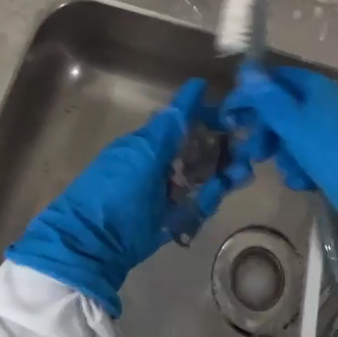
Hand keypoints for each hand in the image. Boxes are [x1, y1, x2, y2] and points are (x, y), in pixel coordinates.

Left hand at [6, 78, 248, 317]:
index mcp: (148, 142)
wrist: (90, 247)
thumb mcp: (142, 153)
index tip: (228, 103)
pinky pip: (194, 204)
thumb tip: (191, 90)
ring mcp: (162, 193)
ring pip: (199, 176)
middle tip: (246, 143)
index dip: (202, 110)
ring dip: (221, 171)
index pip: (180, 119)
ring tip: (243, 169)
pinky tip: (222, 190)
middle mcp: (157, 164)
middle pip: (194, 148)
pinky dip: (209, 198)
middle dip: (221, 144)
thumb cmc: (114, 191)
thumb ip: (168, 126)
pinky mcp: (168, 221)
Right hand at [223, 64, 337, 297]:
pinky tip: (303, 183)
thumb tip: (247, 69)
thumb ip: (270, 100)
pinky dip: (302, 168)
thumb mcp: (296, 126)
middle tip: (255, 152)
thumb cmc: (335, 154)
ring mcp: (334, 133)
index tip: (231, 115)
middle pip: (283, 109)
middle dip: (266, 129)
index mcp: (316, 88)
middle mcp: (325, 104)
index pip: (277, 79)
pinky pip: (309, 157)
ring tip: (288, 172)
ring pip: (294, 136)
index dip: (253, 94)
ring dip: (284, 153)